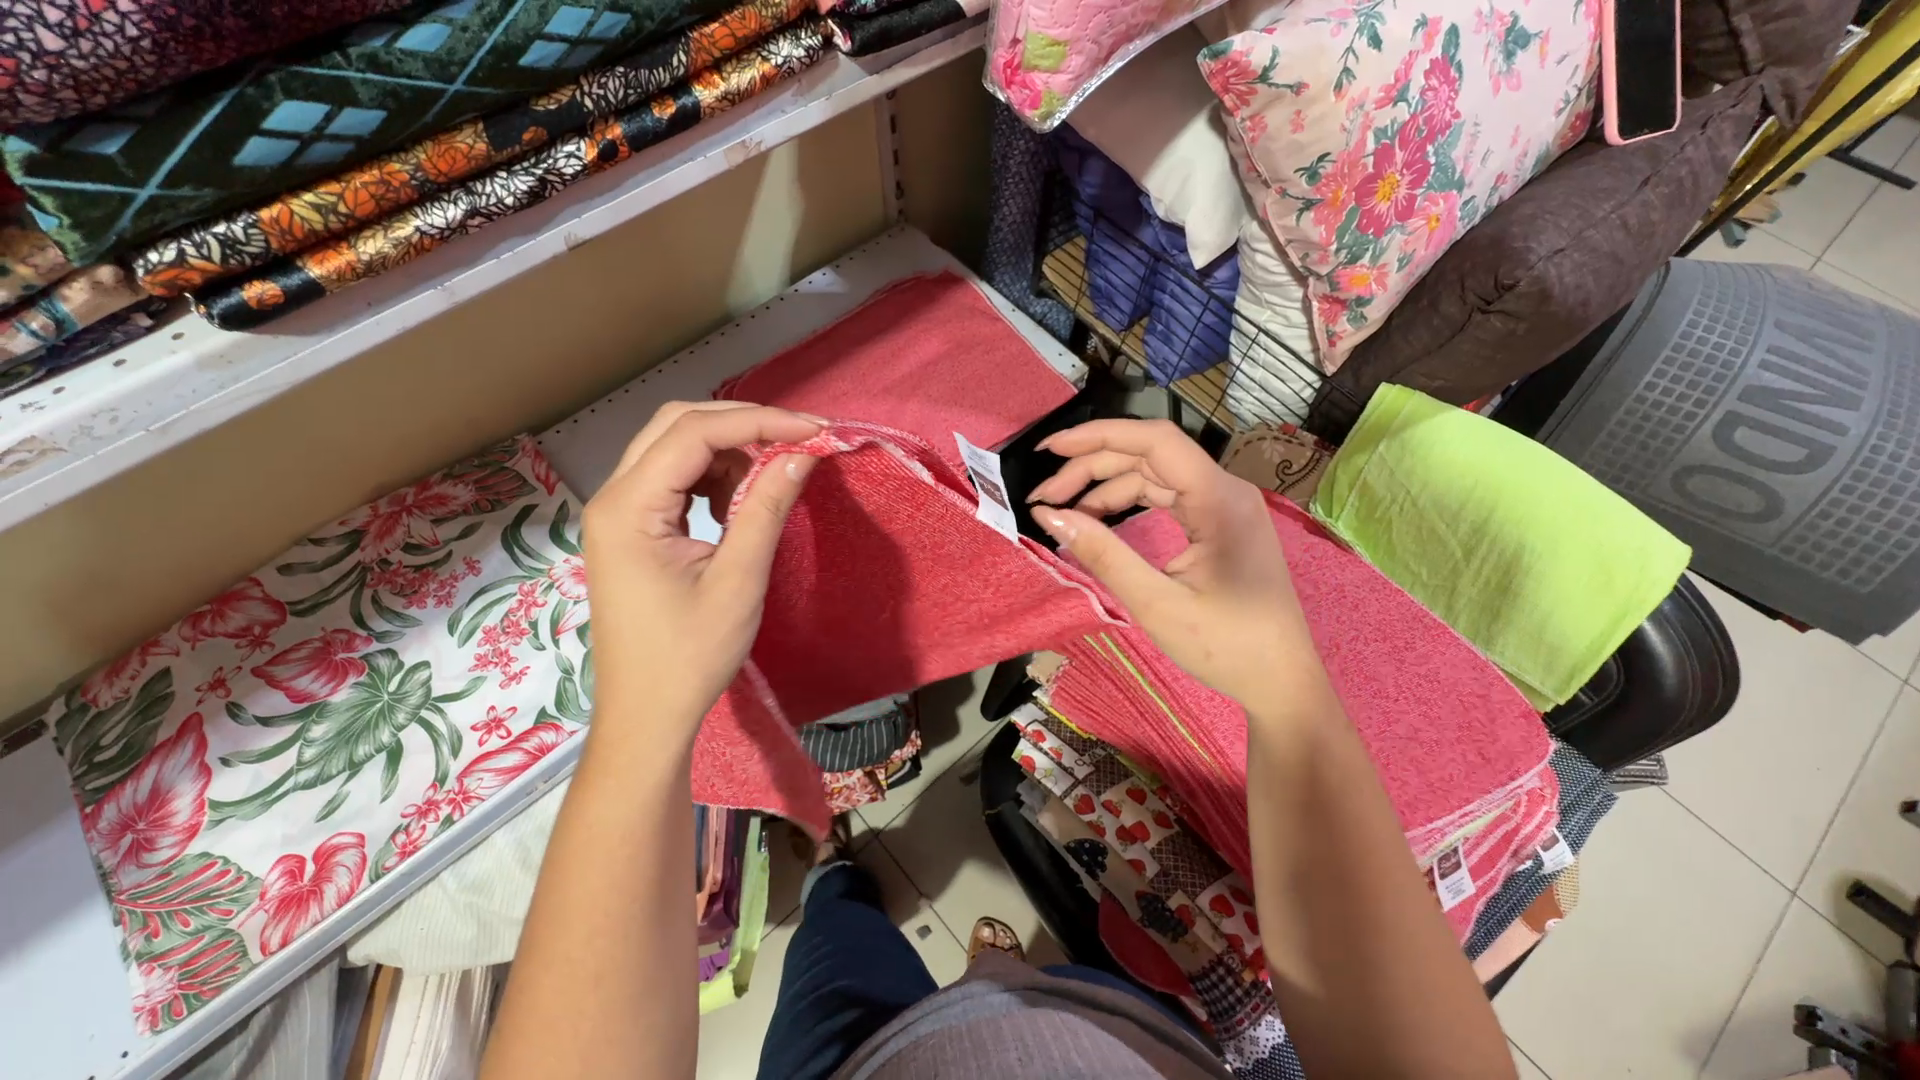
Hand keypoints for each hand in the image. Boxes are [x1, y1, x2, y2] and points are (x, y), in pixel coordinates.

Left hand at [582, 401, 821, 736]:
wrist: (647, 714)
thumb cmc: (690, 655)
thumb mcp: (739, 580)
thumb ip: (766, 508)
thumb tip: (802, 454)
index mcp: (628, 508)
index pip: (694, 433)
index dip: (758, 422)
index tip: (814, 432)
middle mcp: (613, 498)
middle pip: (676, 426)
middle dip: (742, 425)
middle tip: (798, 441)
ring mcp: (617, 513)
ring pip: (674, 448)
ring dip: (728, 451)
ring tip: (773, 475)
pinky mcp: (630, 529)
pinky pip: (673, 479)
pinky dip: (712, 477)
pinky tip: (740, 500)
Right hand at [1026, 419, 1311, 706]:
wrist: (1281, 682)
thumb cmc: (1226, 645)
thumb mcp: (1156, 602)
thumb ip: (1103, 554)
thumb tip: (1050, 516)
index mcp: (1219, 498)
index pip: (1153, 441)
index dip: (1097, 436)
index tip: (1050, 449)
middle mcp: (1225, 490)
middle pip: (1148, 457)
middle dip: (1092, 469)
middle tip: (1043, 498)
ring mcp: (1224, 506)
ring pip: (1154, 477)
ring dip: (1105, 489)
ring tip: (1061, 513)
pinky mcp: (1219, 524)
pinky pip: (1167, 499)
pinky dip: (1128, 505)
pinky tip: (1097, 522)